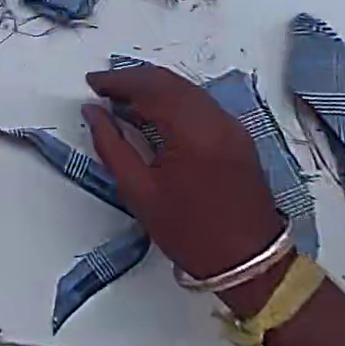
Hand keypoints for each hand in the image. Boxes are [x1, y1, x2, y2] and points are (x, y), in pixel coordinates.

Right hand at [83, 65, 285, 293]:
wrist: (251, 266)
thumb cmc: (192, 234)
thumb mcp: (140, 193)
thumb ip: (111, 146)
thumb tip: (93, 112)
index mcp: (193, 131)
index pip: (149, 88)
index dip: (116, 81)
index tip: (93, 83)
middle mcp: (216, 119)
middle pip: (168, 81)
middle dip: (132, 80)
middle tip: (103, 88)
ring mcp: (231, 125)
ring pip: (184, 88)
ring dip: (152, 88)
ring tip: (122, 101)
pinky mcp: (237, 134)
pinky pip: (198, 102)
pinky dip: (171, 99)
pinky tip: (152, 114)